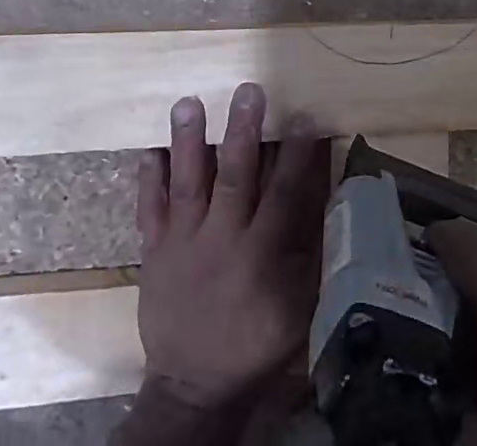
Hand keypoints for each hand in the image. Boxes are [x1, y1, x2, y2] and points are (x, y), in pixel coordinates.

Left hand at [116, 84, 326, 445]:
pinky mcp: (154, 254)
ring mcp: (182, 245)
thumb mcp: (299, 305)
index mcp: (261, 254)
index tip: (306, 118)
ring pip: (186, 184)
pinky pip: (149, 212)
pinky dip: (148, 182)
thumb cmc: (257, 341)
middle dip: (242, 131)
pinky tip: (150, 151)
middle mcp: (221, 240)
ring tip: (188, 102)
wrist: (192, 385)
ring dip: (188, 142)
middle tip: (248, 91)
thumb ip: (312, 253)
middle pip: (233, 177)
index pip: (283, 194)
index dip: (297, 155)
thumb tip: (328, 201)